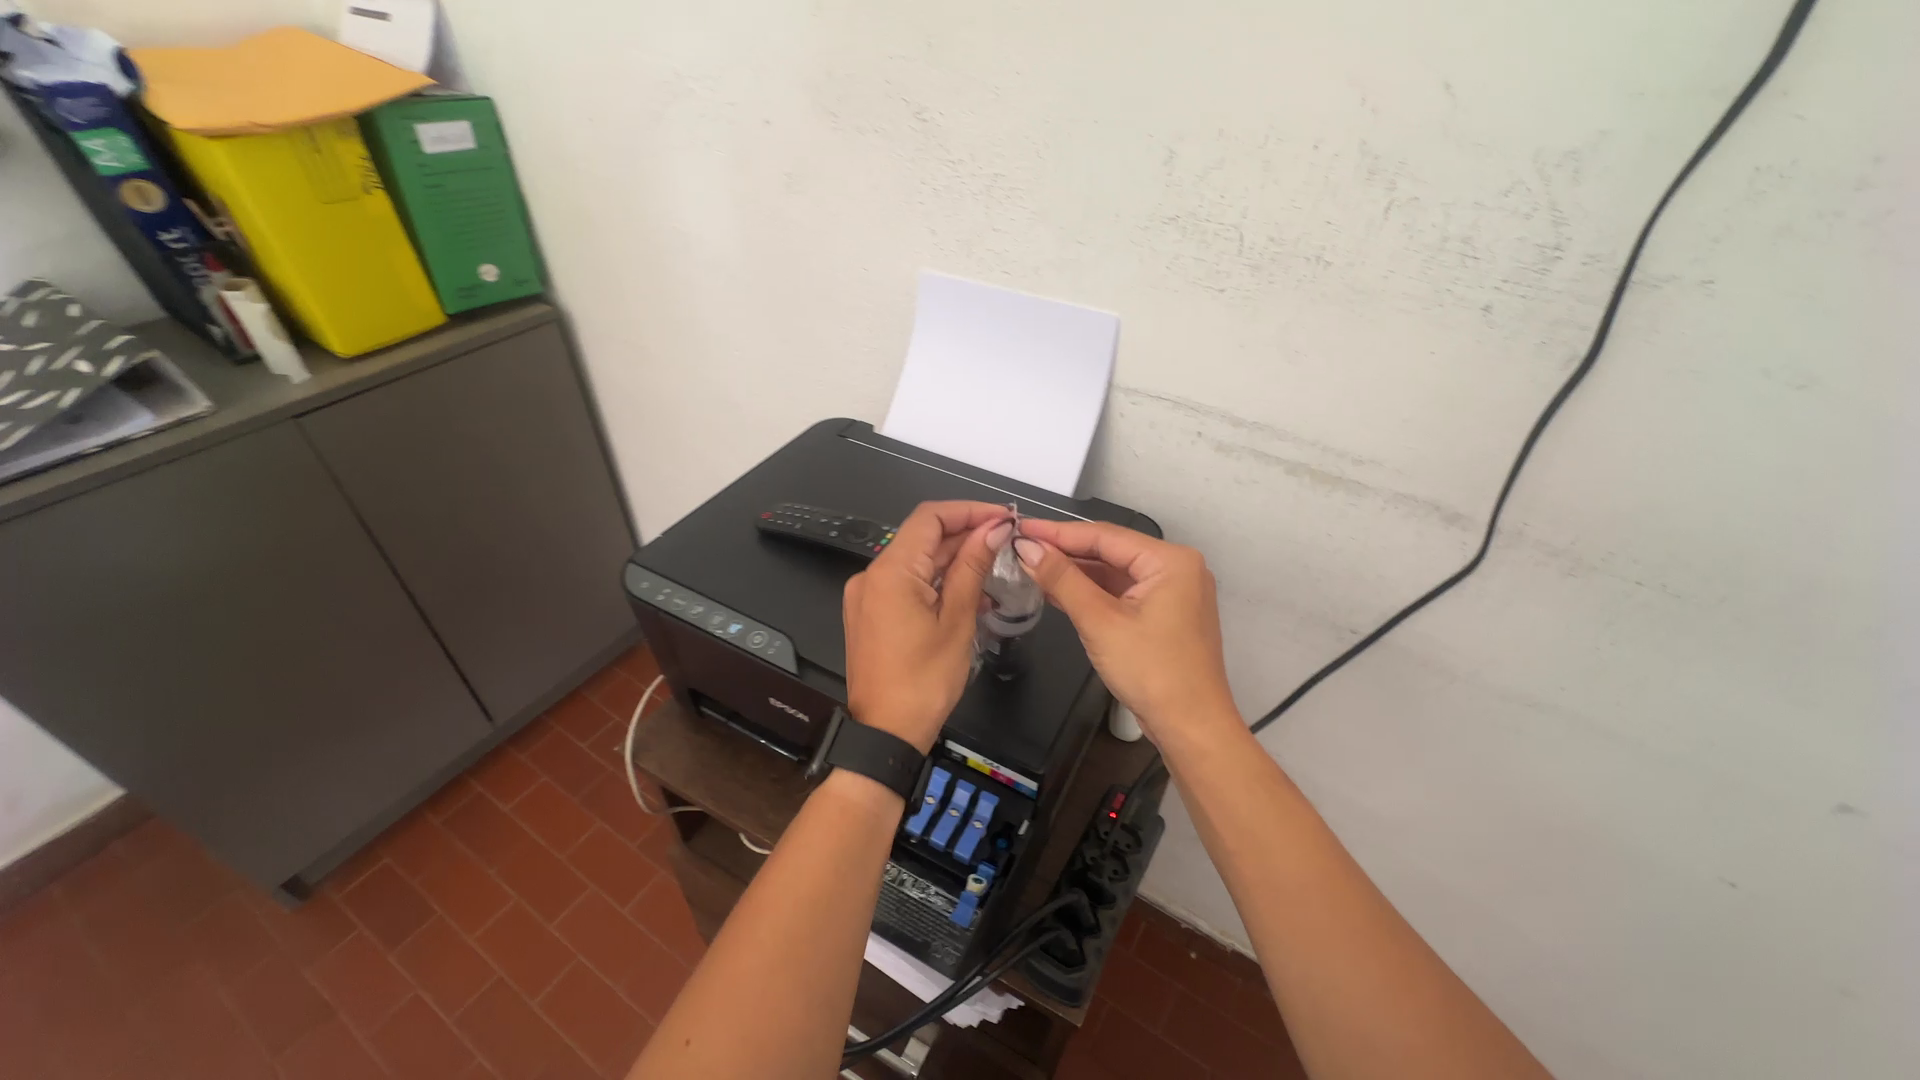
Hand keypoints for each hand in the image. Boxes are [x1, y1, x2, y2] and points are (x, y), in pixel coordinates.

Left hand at [843, 501, 1011, 752]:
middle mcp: (871, 576)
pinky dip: (936, 582)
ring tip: (994, 566)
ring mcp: (867, 596)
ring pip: (916, 562)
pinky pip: (906, 584)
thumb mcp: (957, 620)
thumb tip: (993, 530)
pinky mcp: (869, 614)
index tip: (1002, 517)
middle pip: (921, 538)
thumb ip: (973, 567)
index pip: (930, 518)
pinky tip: (968, 592)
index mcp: (890, 572)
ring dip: (953, 559)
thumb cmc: (923, 682)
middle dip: (964, 534)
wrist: (886, 734)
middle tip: (1006, 540)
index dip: (969, 510)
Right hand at [1013, 521, 1238, 745]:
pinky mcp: (1165, 615)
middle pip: (1110, 551)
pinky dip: (1091, 593)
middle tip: (1019, 547)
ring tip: (1030, 566)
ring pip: (1114, 573)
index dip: (1057, 532)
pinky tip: (1057, 591)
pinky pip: (1122, 593)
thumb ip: (1062, 579)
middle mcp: (1176, 568)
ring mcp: (1173, 592)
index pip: (1103, 535)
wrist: (1191, 727)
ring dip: (1075, 573)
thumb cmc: (1151, 672)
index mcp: (1170, 560)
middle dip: (1064, 552)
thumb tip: (1026, 547)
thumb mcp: (1100, 621)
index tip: (1019, 529)